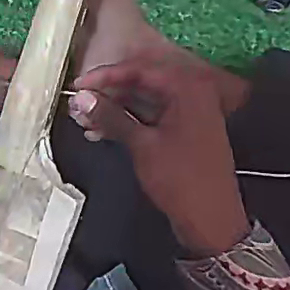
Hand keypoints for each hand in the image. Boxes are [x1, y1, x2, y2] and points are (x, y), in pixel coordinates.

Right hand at [69, 58, 249, 256]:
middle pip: (141, 83)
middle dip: (107, 94)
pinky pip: (150, 117)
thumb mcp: (142, 145)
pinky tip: (101, 132)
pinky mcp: (183, 132)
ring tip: (84, 121)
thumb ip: (111, 117)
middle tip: (79, 104)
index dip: (106, 76)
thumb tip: (82, 98)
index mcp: (187, 89)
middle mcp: (191, 95)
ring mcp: (188, 114)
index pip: (140, 70)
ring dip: (114, 110)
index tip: (78, 85)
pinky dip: (127, 123)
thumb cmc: (181, 179)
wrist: (211, 219)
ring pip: (143, 102)